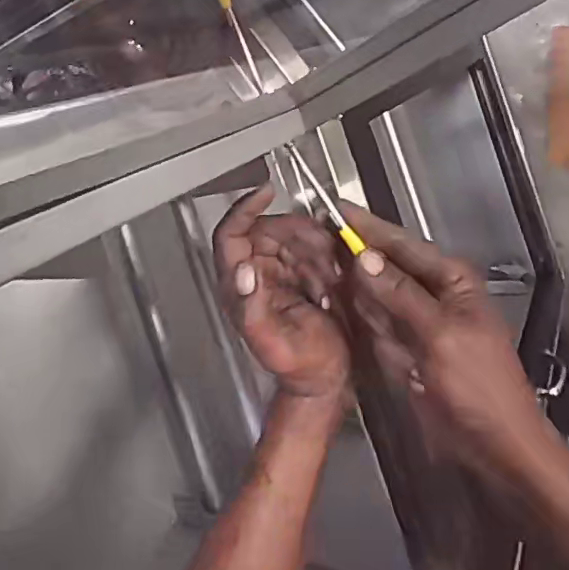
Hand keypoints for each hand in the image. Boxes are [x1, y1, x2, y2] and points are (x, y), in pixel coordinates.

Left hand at [213, 184, 350, 401]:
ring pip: (295, 235)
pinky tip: (337, 273)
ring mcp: (281, 271)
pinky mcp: (304, 273)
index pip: (231, 235)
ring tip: (331, 272)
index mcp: (239, 287)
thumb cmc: (299, 366)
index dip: (244, 209)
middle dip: (298, 232)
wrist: (325, 378)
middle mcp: (258, 273)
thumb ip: (252, 310)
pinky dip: (330, 251)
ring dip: (318, 244)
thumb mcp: (273, 343)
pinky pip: (315, 246)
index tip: (265, 191)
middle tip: (322, 248)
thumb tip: (242, 272)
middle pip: (269, 228)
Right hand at [336, 202, 555, 479]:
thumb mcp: (441, 334)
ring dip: (351, 285)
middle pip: (385, 267)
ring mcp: (417, 323)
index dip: (368, 227)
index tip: (337, 209)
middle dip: (353, 255)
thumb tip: (365, 258)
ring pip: (376, 295)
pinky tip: (337, 303)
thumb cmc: (482, 388)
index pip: (402, 243)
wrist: (497, 446)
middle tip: (316, 239)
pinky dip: (358, 318)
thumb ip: (401, 294)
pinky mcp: (406, 349)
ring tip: (318, 264)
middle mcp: (433, 294)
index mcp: (452, 279)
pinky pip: (377, 326)